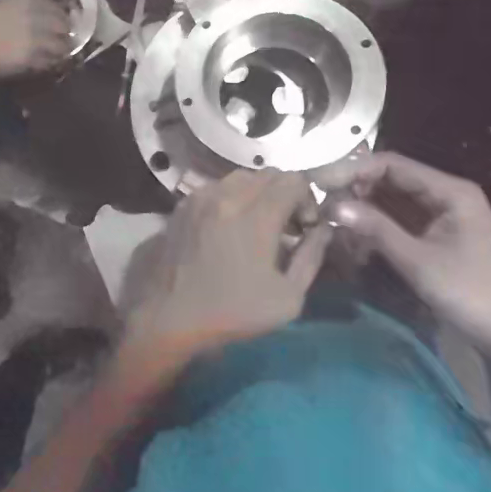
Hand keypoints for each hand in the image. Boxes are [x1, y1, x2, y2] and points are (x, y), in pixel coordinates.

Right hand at [0, 0, 72, 78]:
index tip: (62, 24)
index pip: (56, 6)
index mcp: (25, 0)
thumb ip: (21, 10)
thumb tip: (39, 18)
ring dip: (61, 50)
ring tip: (57, 56)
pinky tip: (46, 65)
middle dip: (65, 34)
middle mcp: (35, 16)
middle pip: (64, 25)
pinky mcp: (33, 59)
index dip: (61, 17)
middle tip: (63, 42)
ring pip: (62, 45)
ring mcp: (36, 38)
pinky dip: (52, 64)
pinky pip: (51, 62)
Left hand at [122, 171, 329, 366]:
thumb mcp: (288, 297)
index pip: (294, 180)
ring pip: (241, 177)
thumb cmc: (232, 312)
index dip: (308, 200)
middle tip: (284, 227)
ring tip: (256, 226)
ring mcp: (201, 196)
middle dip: (285, 194)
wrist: (168, 316)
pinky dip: (231, 198)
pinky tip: (228, 228)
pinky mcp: (182, 204)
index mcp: (256, 215)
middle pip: (268, 174)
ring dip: (257, 194)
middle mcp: (227, 195)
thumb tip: (322, 228)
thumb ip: (311, 256)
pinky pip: (216, 187)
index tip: (303, 228)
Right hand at [324, 153, 490, 363]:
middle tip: (322, 204)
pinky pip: (402, 221)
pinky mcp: (439, 238)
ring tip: (332, 220)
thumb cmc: (472, 295)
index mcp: (451, 191)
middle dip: (356, 190)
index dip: (354, 170)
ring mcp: (444, 217)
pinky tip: (355, 237)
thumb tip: (332, 205)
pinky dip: (378, 226)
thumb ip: (375, 229)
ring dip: (364, 209)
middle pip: (391, 180)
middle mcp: (447, 195)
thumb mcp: (419, 261)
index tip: (320, 183)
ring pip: (394, 201)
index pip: (392, 164)